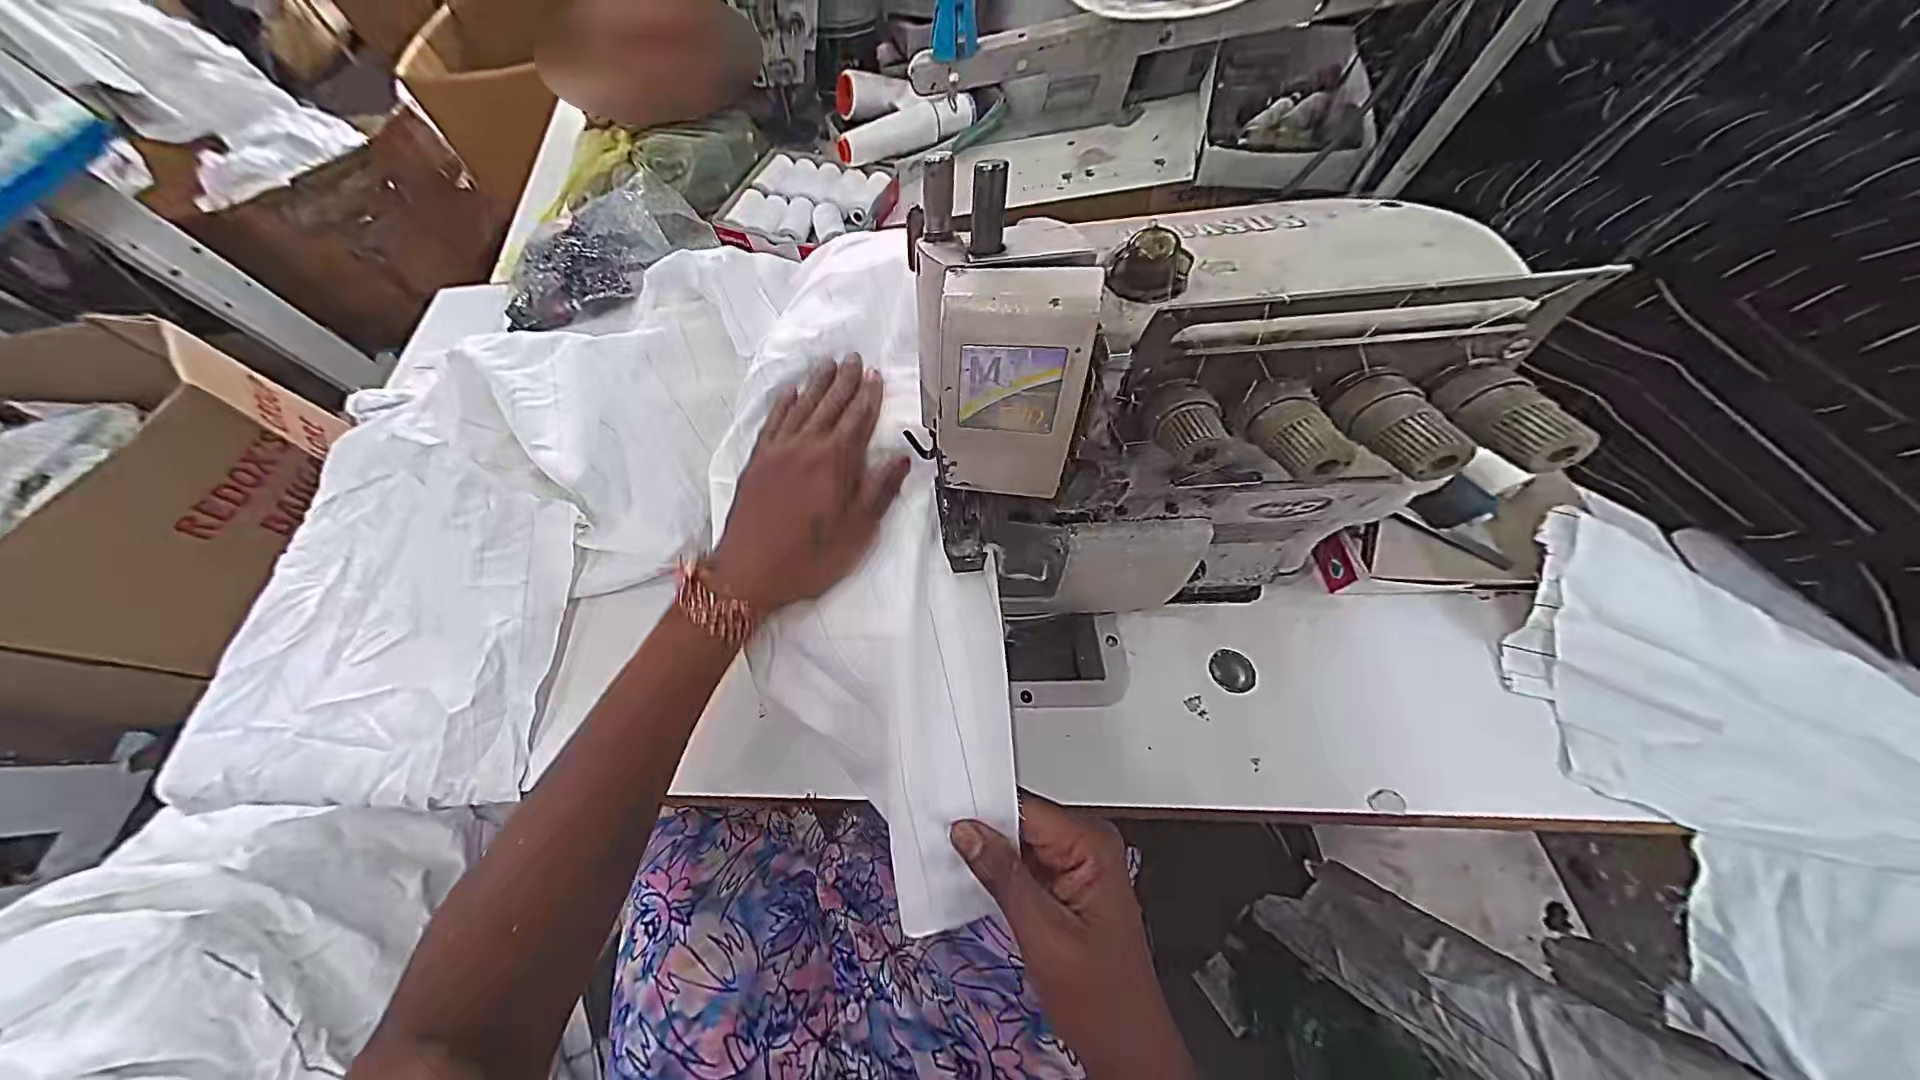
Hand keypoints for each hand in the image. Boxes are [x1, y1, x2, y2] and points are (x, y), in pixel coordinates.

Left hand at [709, 356, 911, 613]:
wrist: (748, 572)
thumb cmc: (809, 559)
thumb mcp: (857, 532)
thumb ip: (880, 491)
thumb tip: (900, 458)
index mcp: (835, 463)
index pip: (857, 420)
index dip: (869, 397)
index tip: (875, 377)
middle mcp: (806, 447)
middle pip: (830, 405)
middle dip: (844, 381)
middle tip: (854, 359)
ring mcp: (778, 451)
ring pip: (801, 406)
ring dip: (817, 384)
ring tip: (828, 364)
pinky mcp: (757, 460)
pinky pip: (774, 421)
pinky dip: (784, 403)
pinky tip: (791, 392)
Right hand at [952, 796, 1197, 1079]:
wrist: (1126, 1047)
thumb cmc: (1102, 1000)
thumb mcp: (1043, 935)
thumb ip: (1004, 877)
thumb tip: (969, 833)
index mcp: (1093, 844)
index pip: (1026, 808)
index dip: (985, 812)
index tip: (949, 819)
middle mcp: (1090, 844)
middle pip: (1022, 820)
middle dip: (986, 834)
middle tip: (952, 849)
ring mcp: (1079, 862)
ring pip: (1019, 842)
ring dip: (992, 857)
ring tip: (968, 873)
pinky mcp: (1067, 881)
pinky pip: (1025, 862)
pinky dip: (1002, 874)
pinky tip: (985, 887)